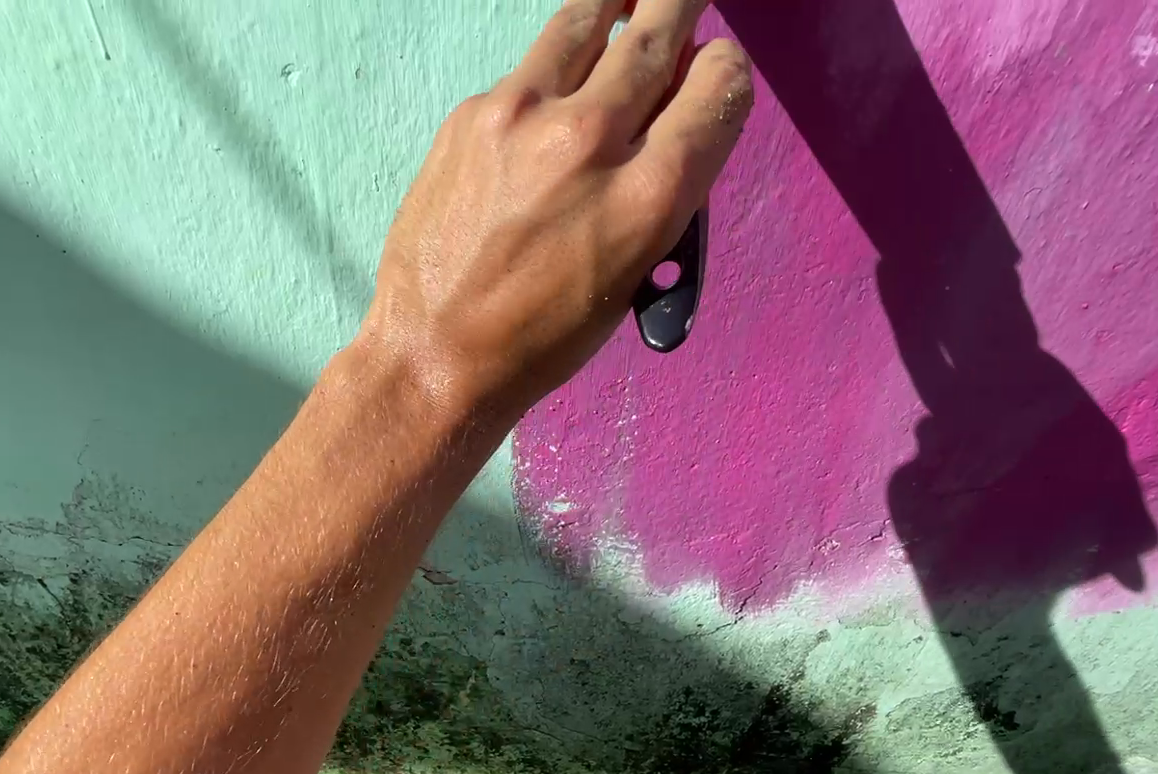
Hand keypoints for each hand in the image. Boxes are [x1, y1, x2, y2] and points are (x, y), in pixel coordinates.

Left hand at [356, 0, 752, 424]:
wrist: (436, 355)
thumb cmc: (542, 341)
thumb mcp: (630, 279)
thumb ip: (660, 189)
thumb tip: (667, 114)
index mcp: (651, 195)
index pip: (721, 80)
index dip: (721, 75)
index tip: (705, 80)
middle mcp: (593, 138)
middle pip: (662, 21)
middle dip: (679, 8)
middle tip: (677, 6)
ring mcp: (524, 115)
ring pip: (592, 13)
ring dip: (617, 9)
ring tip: (623, 9)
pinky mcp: (471, 113)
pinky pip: (529, 69)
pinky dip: (548, 80)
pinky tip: (541, 116)